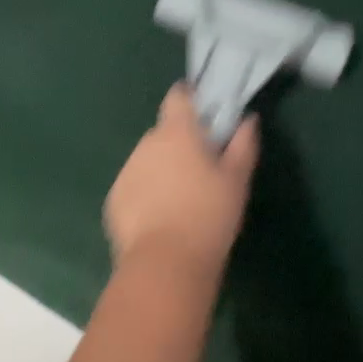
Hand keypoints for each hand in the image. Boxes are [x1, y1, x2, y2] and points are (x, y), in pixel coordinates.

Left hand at [103, 86, 259, 274]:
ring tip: (180, 203)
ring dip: (161, 171)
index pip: (178, 97)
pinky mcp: (114, 199)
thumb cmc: (209, 216)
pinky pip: (134, 187)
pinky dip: (145, 195)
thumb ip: (243, 145)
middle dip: (178, 145)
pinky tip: (160, 221)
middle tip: (199, 172)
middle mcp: (147, 143)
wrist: (165, 264)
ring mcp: (127, 170)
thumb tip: (248, 119)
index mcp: (177, 132)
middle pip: (164, 133)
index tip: (203, 115)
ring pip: (147, 161)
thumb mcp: (237, 181)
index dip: (189, 100)